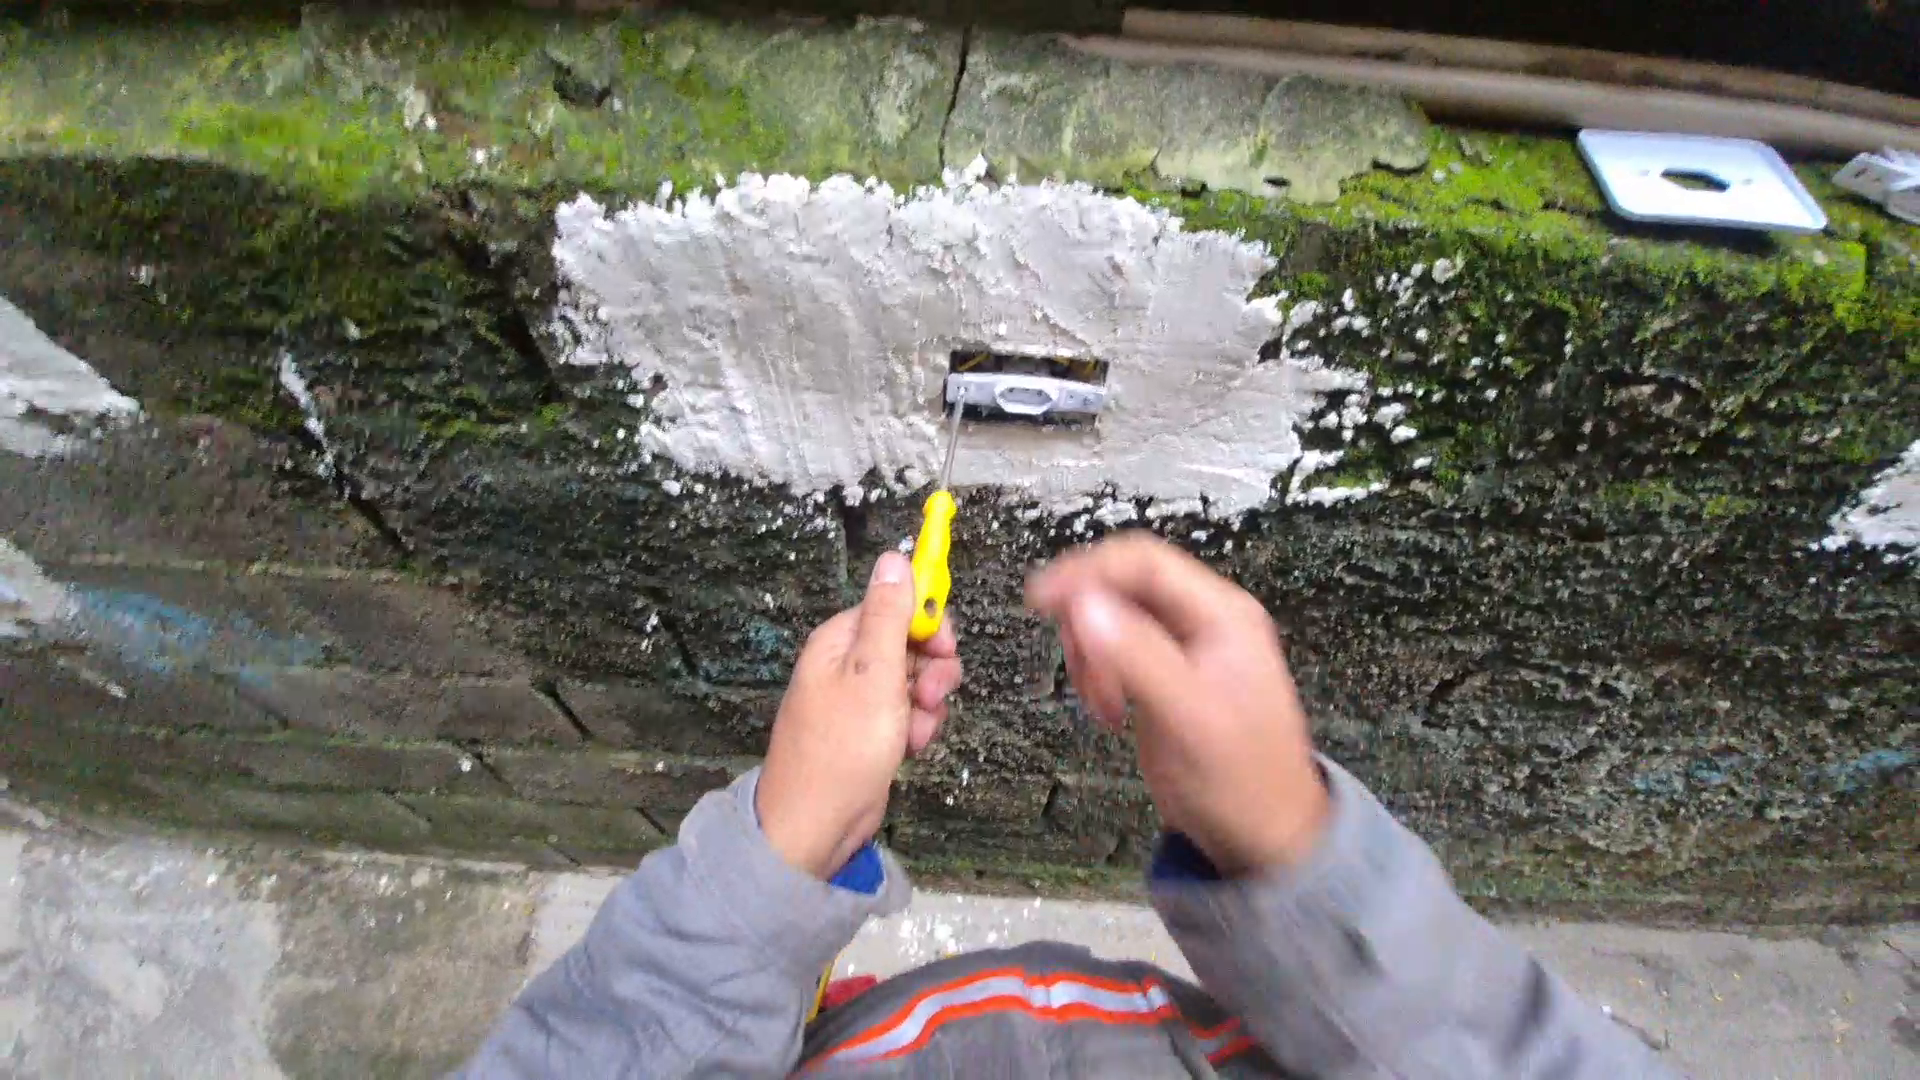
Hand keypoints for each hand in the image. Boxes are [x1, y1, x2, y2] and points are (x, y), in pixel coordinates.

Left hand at [756, 552, 962, 878]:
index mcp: (840, 640)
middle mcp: (848, 664)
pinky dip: (917, 727)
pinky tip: (910, 747)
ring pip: (915, 680)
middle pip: (909, 642)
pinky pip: (908, 713)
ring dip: (927, 702)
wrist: (815, 826)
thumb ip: (889, 614)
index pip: (892, 605)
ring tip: (917, 728)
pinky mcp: (870, 730)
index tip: (945, 642)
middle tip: (934, 691)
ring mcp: (859, 699)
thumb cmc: (844, 745)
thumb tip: (894, 556)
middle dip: (931, 667)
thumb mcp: (874, 673)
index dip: (924, 620)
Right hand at [1026, 533, 1326, 875]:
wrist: (1260, 836)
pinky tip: (1107, 707)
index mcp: (1221, 616)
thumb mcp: (1189, 717)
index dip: (1089, 571)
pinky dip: (1096, 671)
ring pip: (1111, 616)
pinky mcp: (1160, 672)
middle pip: (1122, 585)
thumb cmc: (1242, 781)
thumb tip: (1085, 606)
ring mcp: (1180, 646)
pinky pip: (1112, 648)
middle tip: (1078, 664)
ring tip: (1101, 699)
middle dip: (1088, 621)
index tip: (1043, 597)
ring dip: (1090, 651)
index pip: (1144, 564)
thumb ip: (1138, 656)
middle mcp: (1201, 621)